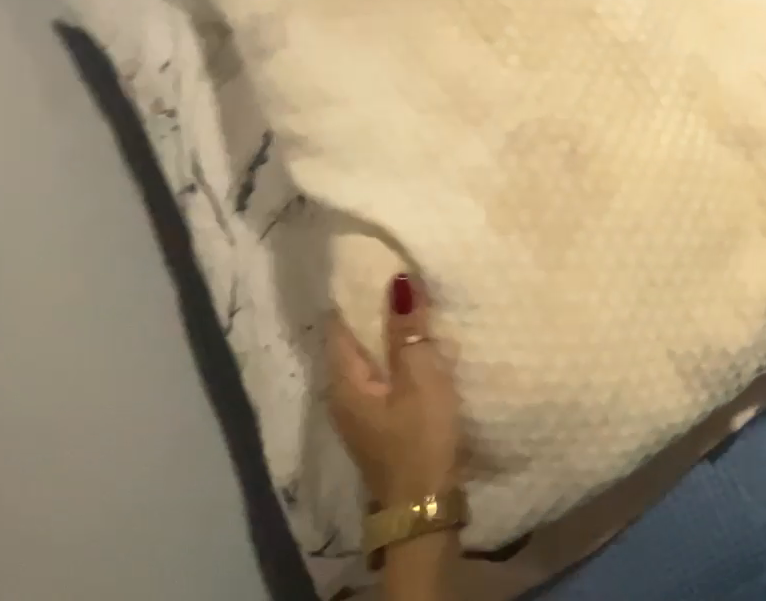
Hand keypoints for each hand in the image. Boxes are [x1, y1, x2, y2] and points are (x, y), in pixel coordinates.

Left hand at [325, 272, 461, 504]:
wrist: (425, 505)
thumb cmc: (420, 436)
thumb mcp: (420, 376)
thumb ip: (409, 330)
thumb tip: (398, 280)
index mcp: (344, 380)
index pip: (340, 323)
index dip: (355, 291)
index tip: (375, 260)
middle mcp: (343, 394)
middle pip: (355, 340)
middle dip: (376, 310)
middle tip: (403, 274)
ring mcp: (362, 413)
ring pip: (372, 360)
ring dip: (391, 335)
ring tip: (418, 304)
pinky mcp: (383, 425)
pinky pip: (387, 377)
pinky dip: (401, 357)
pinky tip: (423, 347)